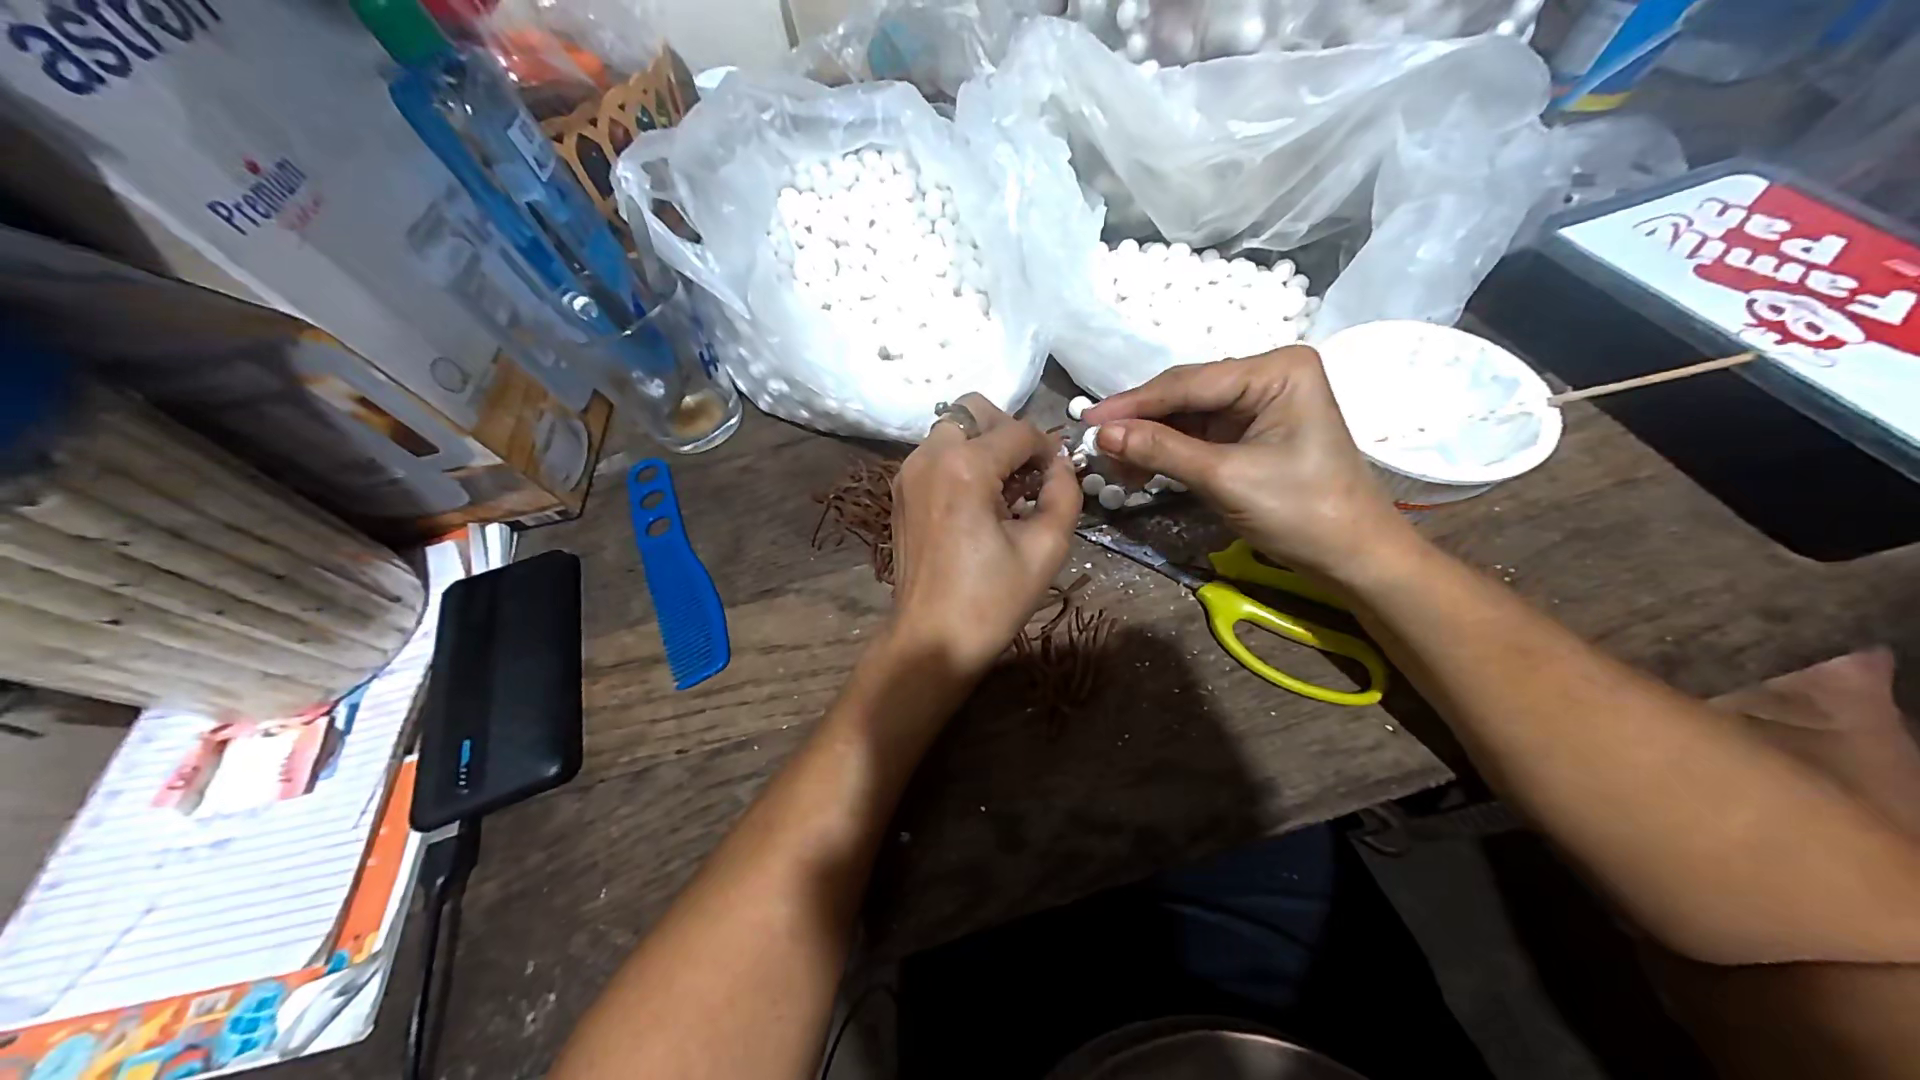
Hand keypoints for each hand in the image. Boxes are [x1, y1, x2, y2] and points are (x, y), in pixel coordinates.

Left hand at [888, 393, 1079, 677]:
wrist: (931, 640)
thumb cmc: (992, 600)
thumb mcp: (1046, 547)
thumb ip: (1064, 493)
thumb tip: (1060, 464)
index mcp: (964, 467)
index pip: (1018, 431)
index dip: (1047, 449)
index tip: (1058, 477)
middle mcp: (928, 457)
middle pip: (974, 410)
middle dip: (1007, 431)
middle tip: (1027, 473)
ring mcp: (907, 473)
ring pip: (952, 430)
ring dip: (983, 446)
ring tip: (1004, 492)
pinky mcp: (899, 492)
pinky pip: (935, 455)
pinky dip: (960, 463)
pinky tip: (978, 504)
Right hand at [1084, 348, 1418, 582]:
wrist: (1352, 557)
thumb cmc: (1302, 512)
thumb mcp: (1226, 478)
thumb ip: (1162, 451)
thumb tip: (1102, 434)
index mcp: (1276, 370)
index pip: (1189, 382)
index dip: (1133, 403)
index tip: (1087, 419)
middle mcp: (1266, 377)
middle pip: (1184, 395)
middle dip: (1139, 423)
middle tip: (1094, 445)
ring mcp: (1256, 405)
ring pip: (1185, 416)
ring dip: (1148, 441)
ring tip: (1114, 467)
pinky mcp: (1248, 433)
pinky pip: (1196, 436)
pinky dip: (1166, 454)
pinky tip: (1139, 470)